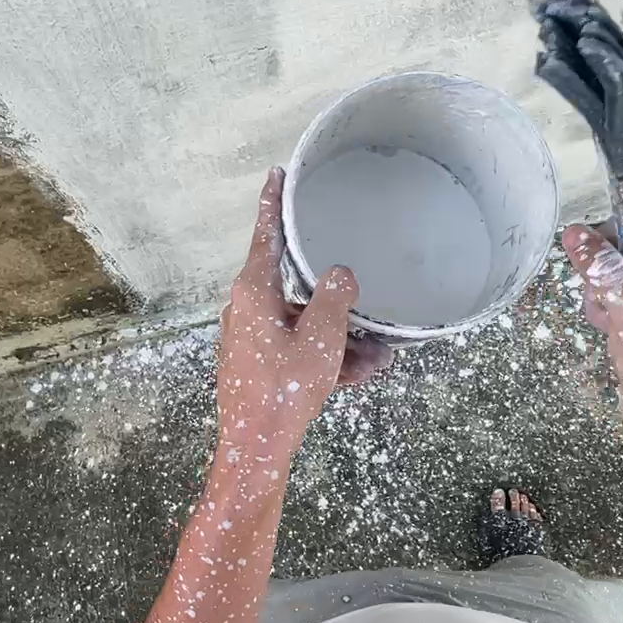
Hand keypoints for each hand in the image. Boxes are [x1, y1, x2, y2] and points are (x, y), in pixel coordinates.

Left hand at [217, 169, 392, 463]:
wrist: (256, 448)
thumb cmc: (284, 389)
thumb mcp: (321, 338)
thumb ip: (334, 298)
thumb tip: (340, 274)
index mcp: (253, 292)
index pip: (266, 235)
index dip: (273, 203)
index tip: (276, 174)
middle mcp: (247, 308)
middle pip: (297, 289)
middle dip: (337, 305)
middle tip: (367, 315)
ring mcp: (250, 337)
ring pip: (303, 324)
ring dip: (340, 338)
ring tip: (376, 358)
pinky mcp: (257, 362)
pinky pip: (296, 347)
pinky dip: (324, 356)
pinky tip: (359, 374)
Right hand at [561, 223, 622, 437]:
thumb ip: (604, 272)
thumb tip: (575, 233)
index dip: (611, 247)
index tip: (598, 274)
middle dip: (605, 280)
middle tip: (611, 312)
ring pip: (615, 275)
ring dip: (603, 300)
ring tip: (615, 329)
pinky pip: (619, 297)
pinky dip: (609, 314)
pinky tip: (614, 336)